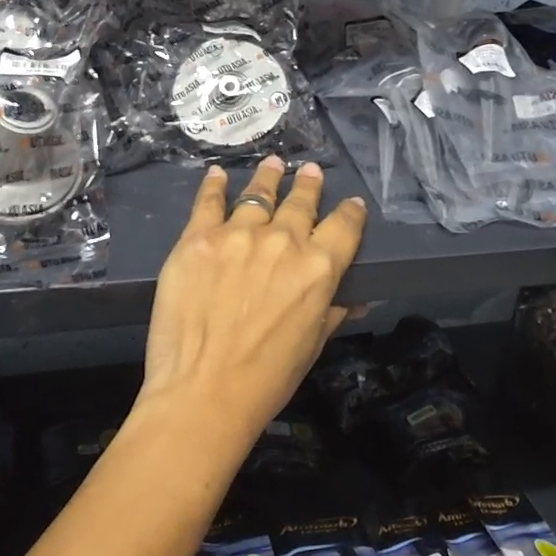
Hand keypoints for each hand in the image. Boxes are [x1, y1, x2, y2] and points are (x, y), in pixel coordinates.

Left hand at [137, 156, 366, 447]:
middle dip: (309, 185)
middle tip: (310, 171)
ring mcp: (236, 235)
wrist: (204, 391)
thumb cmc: (267, 379)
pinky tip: (218, 174)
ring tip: (274, 163)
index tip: (352, 203)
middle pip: (300, 203)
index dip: (351, 212)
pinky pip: (209, 202)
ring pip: (257, 195)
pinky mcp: (197, 239)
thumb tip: (358, 297)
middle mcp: (282, 241)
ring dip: (268, 177)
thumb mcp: (312, 345)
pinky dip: (215, 185)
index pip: (344, 227)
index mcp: (318, 268)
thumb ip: (334, 311)